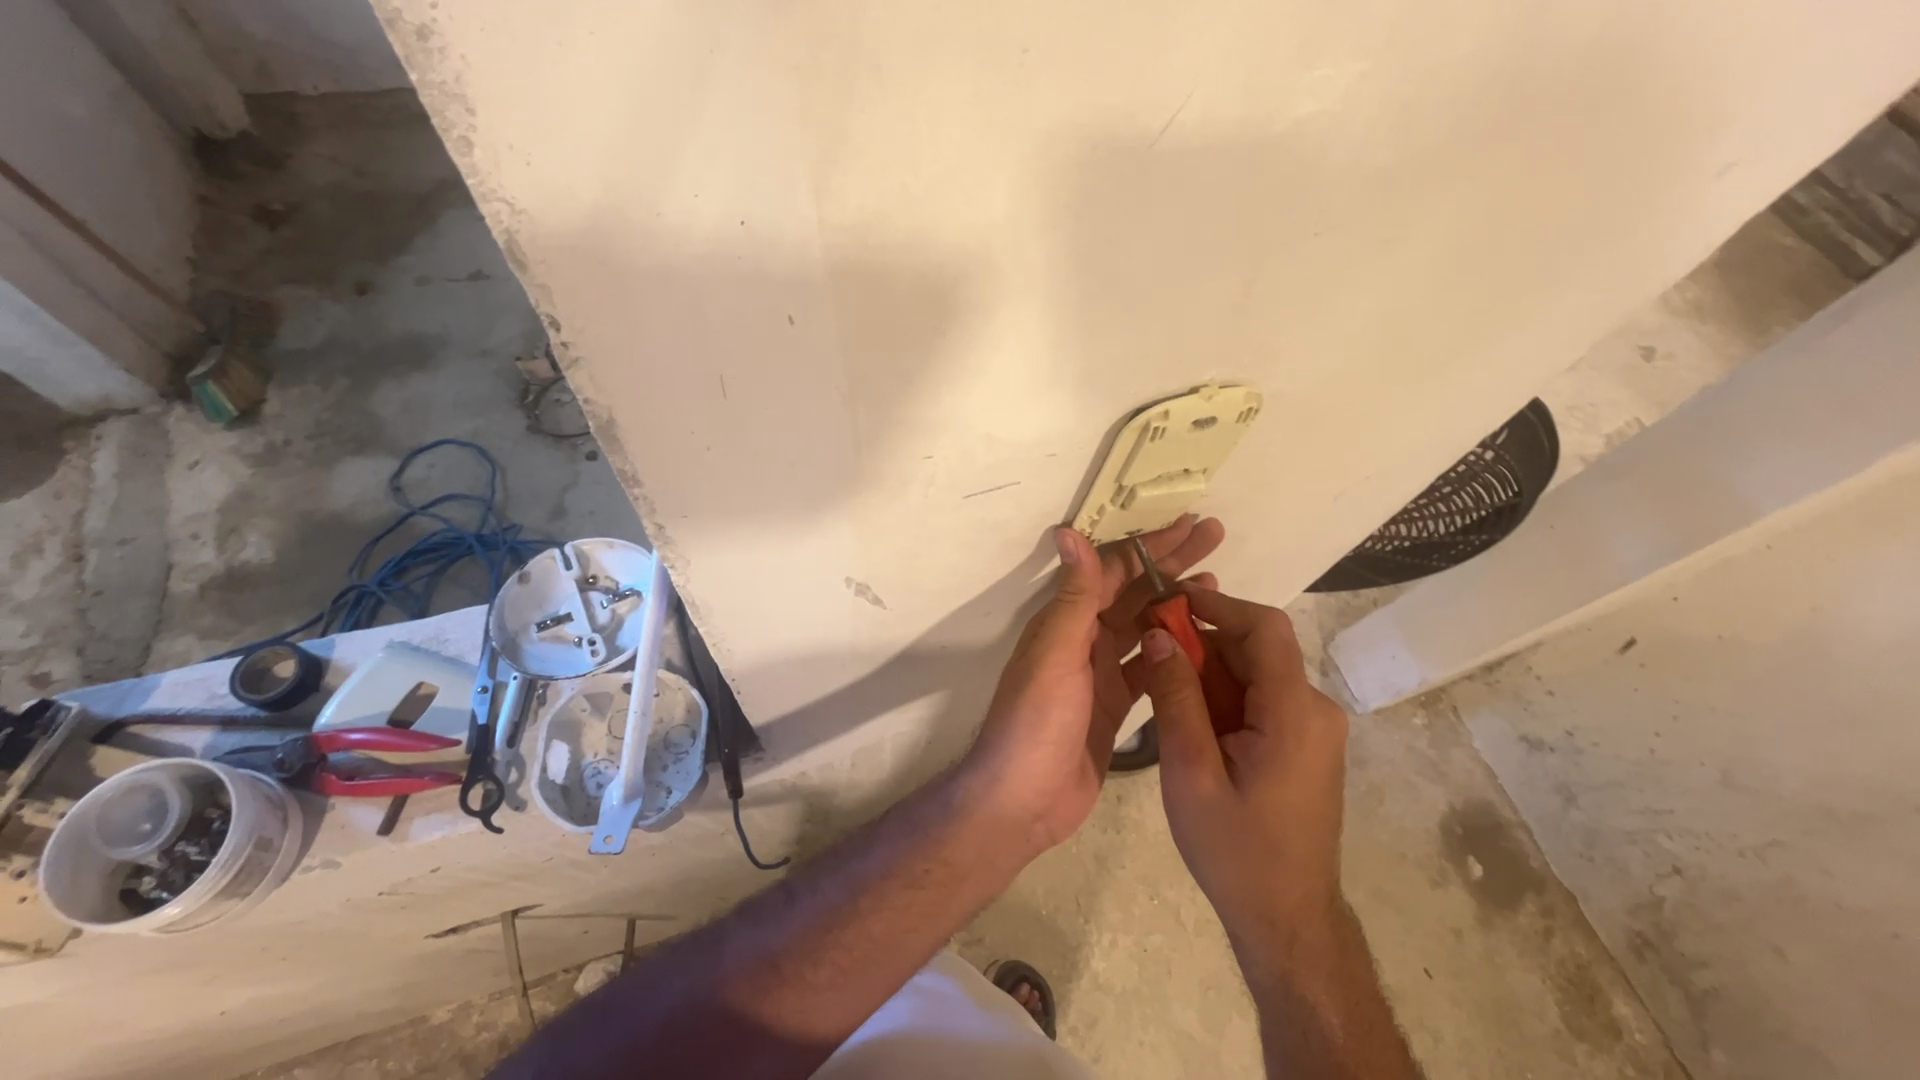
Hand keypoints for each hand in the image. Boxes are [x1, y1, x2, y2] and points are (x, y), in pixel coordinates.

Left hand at [962, 515, 1224, 855]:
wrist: (1023, 800)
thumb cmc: (1036, 724)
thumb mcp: (1055, 654)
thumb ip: (1072, 597)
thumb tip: (1068, 531)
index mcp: (1064, 622)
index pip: (1113, 571)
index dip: (1151, 547)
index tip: (1191, 524)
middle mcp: (1082, 639)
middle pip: (1133, 592)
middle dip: (1172, 564)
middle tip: (1215, 538)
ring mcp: (1099, 674)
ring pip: (1144, 626)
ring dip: (1176, 603)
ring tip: (1217, 581)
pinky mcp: (1115, 704)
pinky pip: (1150, 667)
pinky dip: (1174, 650)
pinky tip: (1204, 640)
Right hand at [1140, 588, 1349, 940]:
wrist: (1286, 919)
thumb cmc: (1236, 851)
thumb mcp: (1191, 773)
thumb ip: (1176, 699)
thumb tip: (1160, 634)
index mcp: (1294, 713)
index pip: (1264, 628)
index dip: (1217, 605)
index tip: (1166, 601)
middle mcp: (1315, 710)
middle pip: (1258, 649)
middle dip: (1202, 642)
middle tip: (1148, 651)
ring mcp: (1314, 729)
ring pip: (1256, 675)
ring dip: (1210, 672)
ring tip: (1160, 691)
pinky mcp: (1305, 746)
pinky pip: (1262, 701)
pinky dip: (1224, 697)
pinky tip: (1189, 721)